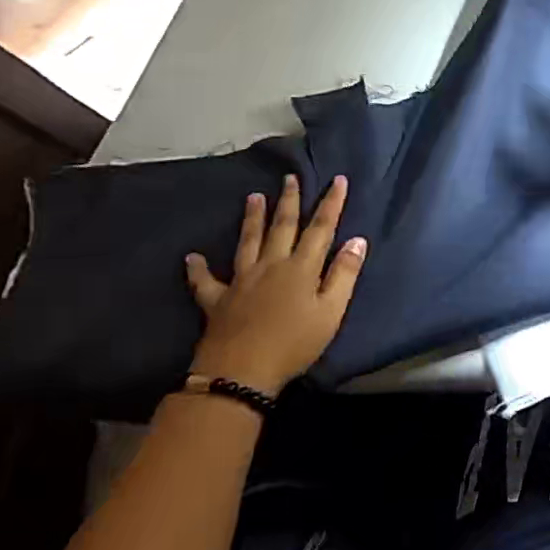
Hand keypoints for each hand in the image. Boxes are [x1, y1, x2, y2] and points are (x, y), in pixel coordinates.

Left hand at [183, 174, 367, 394]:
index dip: (331, 203)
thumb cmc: (295, 343)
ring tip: (253, 197)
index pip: (321, 229)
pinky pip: (206, 281)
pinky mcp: (218, 300)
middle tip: (290, 178)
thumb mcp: (331, 311)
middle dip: (290, 201)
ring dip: (252, 219)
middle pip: (282, 227)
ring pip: (248, 242)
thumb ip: (344, 275)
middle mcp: (271, 266)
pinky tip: (192, 257)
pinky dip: (198, 268)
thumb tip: (357, 240)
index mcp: (301, 268)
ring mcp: (241, 281)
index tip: (338, 180)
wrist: (241, 371)